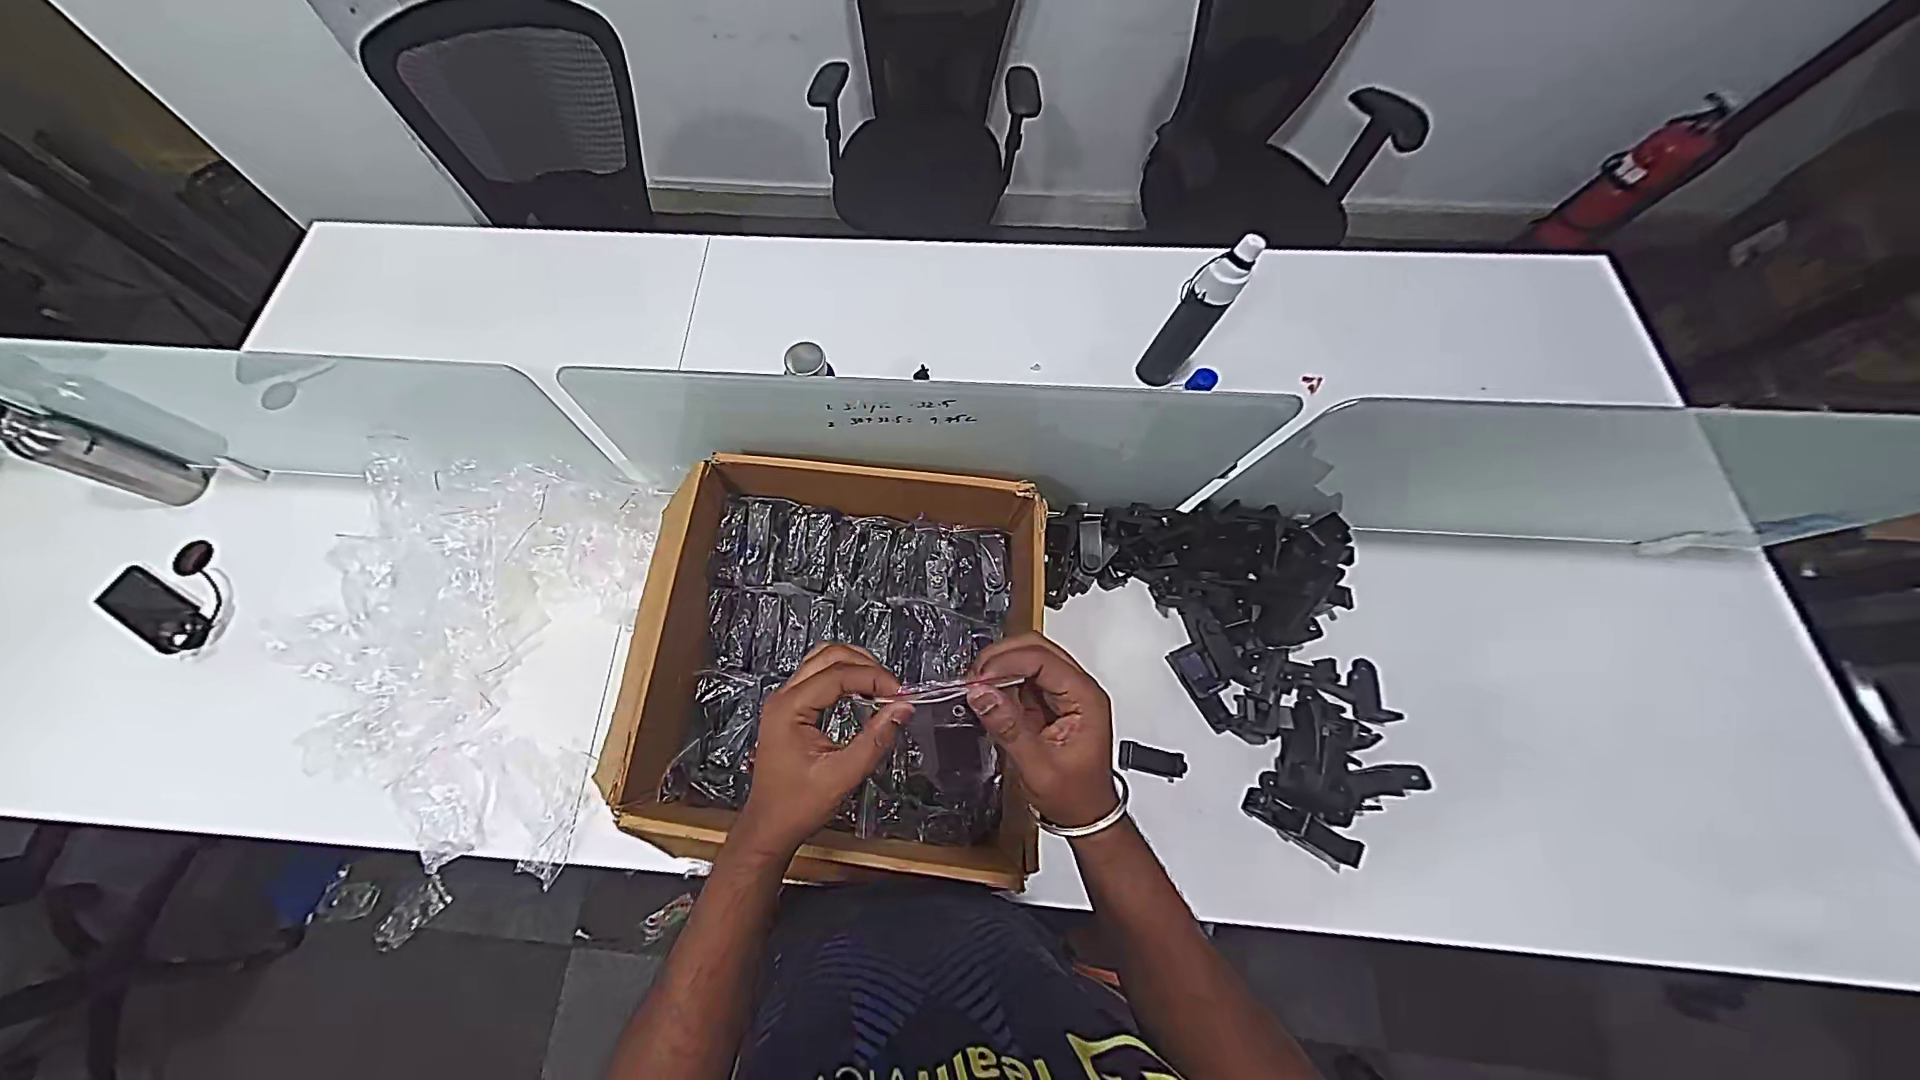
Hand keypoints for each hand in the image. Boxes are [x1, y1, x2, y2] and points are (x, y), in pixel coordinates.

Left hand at [732, 644, 910, 857]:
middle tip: (892, 689)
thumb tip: (901, 709)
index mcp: (789, 708)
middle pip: (829, 655)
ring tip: (881, 686)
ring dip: (855, 665)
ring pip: (823, 658)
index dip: (873, 678)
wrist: (768, 827)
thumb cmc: (796, 806)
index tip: (899, 694)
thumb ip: (874, 740)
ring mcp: (786, 699)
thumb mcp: (841, 776)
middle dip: (866, 665)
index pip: (837, 674)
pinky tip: (863, 692)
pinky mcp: (792, 707)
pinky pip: (820, 674)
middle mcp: (784, 696)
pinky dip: (845, 675)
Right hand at [968, 632, 1116, 828]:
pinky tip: (988, 697)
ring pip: (1028, 658)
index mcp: (1085, 699)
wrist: (1086, 816)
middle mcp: (1078, 689)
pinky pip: (1022, 678)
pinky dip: (1002, 682)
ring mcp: (1063, 693)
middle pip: (1037, 648)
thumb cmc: (1076, 797)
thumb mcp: (1038, 768)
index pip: (1044, 659)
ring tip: (977, 688)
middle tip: (975, 678)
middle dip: (1002, 657)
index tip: (980, 678)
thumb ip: (1010, 729)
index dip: (1008, 662)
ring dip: (1000, 667)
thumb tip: (983, 695)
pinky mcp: (1049, 701)